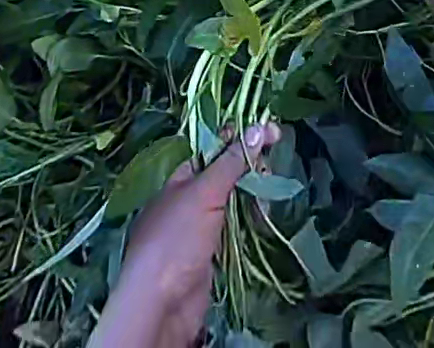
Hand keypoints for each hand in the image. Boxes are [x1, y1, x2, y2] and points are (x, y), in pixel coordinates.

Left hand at [89, 123, 281, 347]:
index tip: (272, 133)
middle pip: (228, 173)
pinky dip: (250, 220)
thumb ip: (231, 162)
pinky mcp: (212, 251)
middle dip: (251, 168)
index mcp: (183, 177)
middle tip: (271, 172)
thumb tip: (258, 127)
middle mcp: (191, 197)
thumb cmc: (177, 239)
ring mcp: (201, 225)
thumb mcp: (204, 193)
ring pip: (235, 200)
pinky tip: (264, 219)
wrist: (161, 305)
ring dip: (254, 196)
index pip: (217, 147)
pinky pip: (235, 226)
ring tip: (267, 200)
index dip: (243, 138)